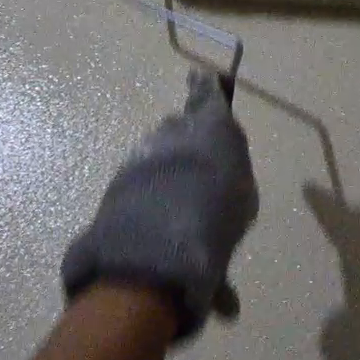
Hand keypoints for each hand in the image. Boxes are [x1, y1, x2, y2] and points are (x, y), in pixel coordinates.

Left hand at [62, 68, 259, 338]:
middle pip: (179, 126)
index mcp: (213, 131)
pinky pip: (139, 178)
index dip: (206, 90)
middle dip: (184, 135)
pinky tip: (152, 218)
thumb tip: (227, 283)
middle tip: (192, 155)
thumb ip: (232, 206)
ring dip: (163, 166)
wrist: (158, 246)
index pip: (208, 99)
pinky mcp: (119, 178)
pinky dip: (146, 193)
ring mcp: (144, 154)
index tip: (201, 76)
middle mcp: (176, 134)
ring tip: (173, 195)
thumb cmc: (217, 219)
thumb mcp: (240, 210)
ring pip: (156, 151)